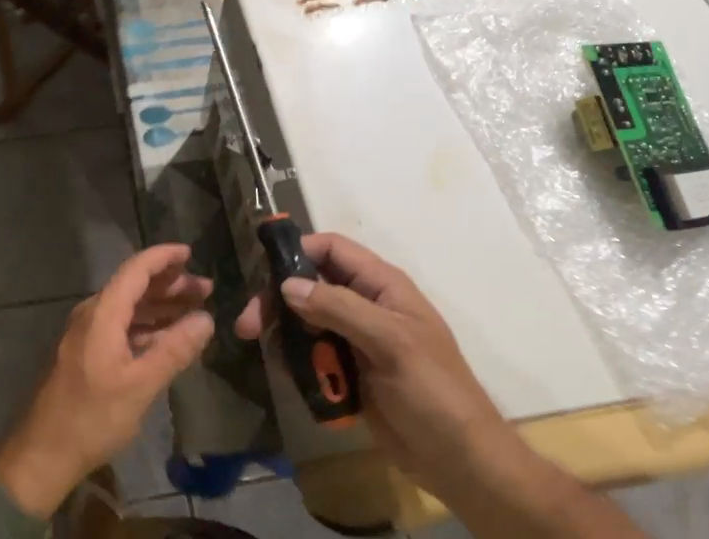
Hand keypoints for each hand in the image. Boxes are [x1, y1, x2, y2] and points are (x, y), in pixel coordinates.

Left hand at [0, 244, 215, 517]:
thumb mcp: (141, 385)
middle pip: (134, 286)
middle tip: (206, 289)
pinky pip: (122, 326)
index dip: (163, 258)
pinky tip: (169, 338)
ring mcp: (87, 334)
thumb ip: (174, 350)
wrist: (45, 452)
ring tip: (195, 310)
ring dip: (161, 306)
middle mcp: (93, 315)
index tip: (191, 252)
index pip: (136, 270)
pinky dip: (147, 326)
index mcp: (102, 313)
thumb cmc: (93, 416)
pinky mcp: (87, 354)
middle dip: (170, 284)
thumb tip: (206, 319)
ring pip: (129, 308)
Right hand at [235, 232, 517, 491]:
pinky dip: (297, 361)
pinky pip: (313, 354)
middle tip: (249, 324)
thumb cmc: (433, 391)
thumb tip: (287, 285)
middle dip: (277, 300)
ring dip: (285, 334)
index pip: (331, 249)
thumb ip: (339, 308)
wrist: (459, 459)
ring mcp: (356, 339)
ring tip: (264, 351)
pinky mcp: (349, 371)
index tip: (261, 270)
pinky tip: (289, 375)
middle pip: (310, 285)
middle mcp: (366, 305)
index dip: (297, 251)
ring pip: (306, 321)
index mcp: (382, 286)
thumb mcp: (391, 342)